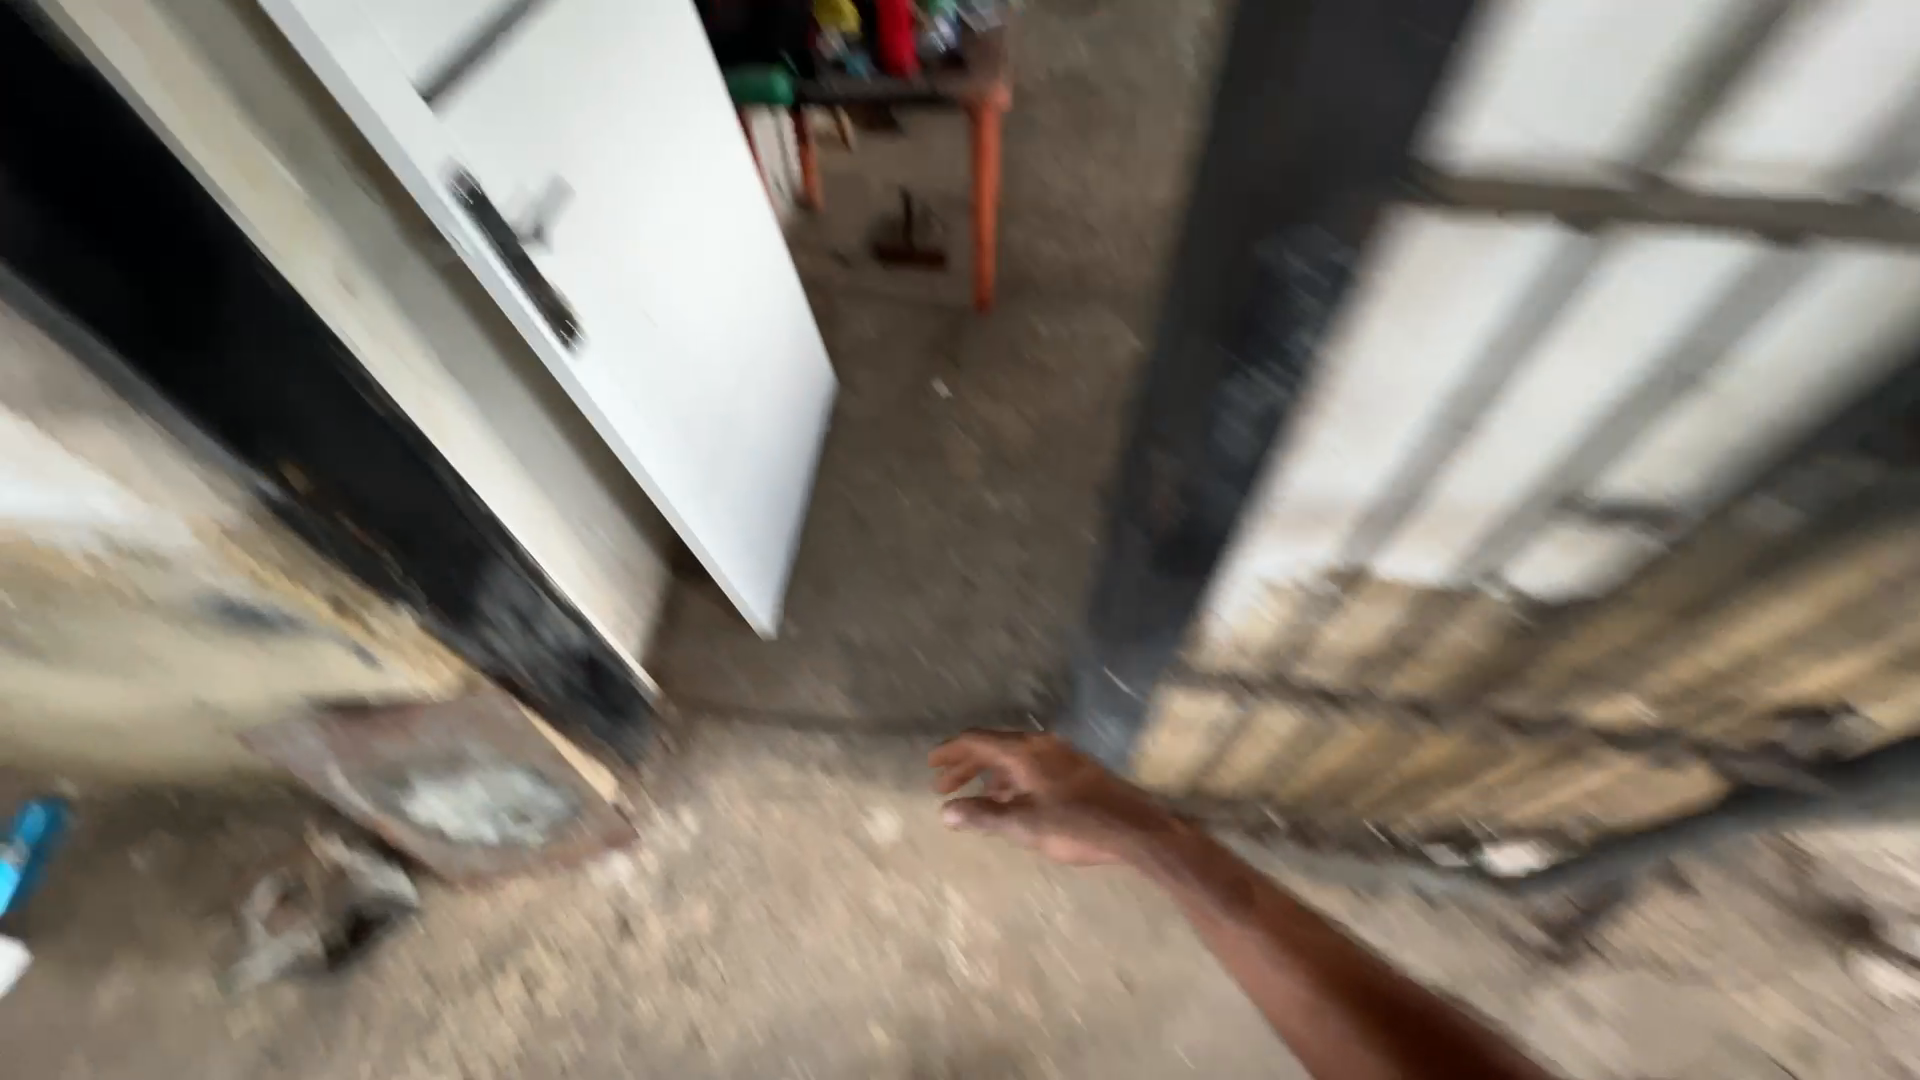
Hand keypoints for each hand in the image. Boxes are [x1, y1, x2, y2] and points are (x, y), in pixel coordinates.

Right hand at [929, 730, 1178, 865]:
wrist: (1134, 827)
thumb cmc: (1076, 825)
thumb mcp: (1024, 825)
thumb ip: (983, 816)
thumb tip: (946, 811)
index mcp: (1023, 751)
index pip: (977, 740)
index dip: (950, 751)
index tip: (931, 764)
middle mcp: (1039, 744)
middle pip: (993, 746)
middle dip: (965, 765)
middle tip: (943, 785)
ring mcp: (1059, 754)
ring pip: (1012, 756)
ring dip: (988, 774)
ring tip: (971, 797)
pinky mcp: (1073, 768)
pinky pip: (1030, 765)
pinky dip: (1009, 779)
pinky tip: (1009, 802)